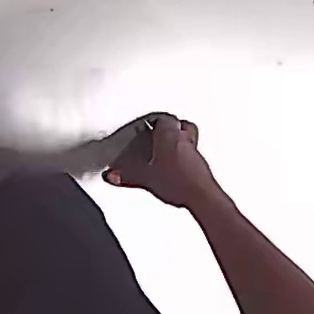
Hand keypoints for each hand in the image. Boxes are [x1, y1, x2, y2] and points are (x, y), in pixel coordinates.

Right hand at [102, 113, 223, 209]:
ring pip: (187, 136)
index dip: (154, 120)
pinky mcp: (201, 163)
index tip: (147, 123)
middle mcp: (183, 138)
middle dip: (169, 126)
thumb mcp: (145, 178)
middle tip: (159, 131)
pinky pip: (192, 153)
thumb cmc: (177, 180)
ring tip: (168, 147)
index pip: (162, 118)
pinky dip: (185, 156)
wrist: (201, 195)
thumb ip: (126, 176)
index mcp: (168, 134)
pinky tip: (178, 167)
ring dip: (179, 139)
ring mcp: (194, 150)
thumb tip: (112, 175)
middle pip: (178, 124)